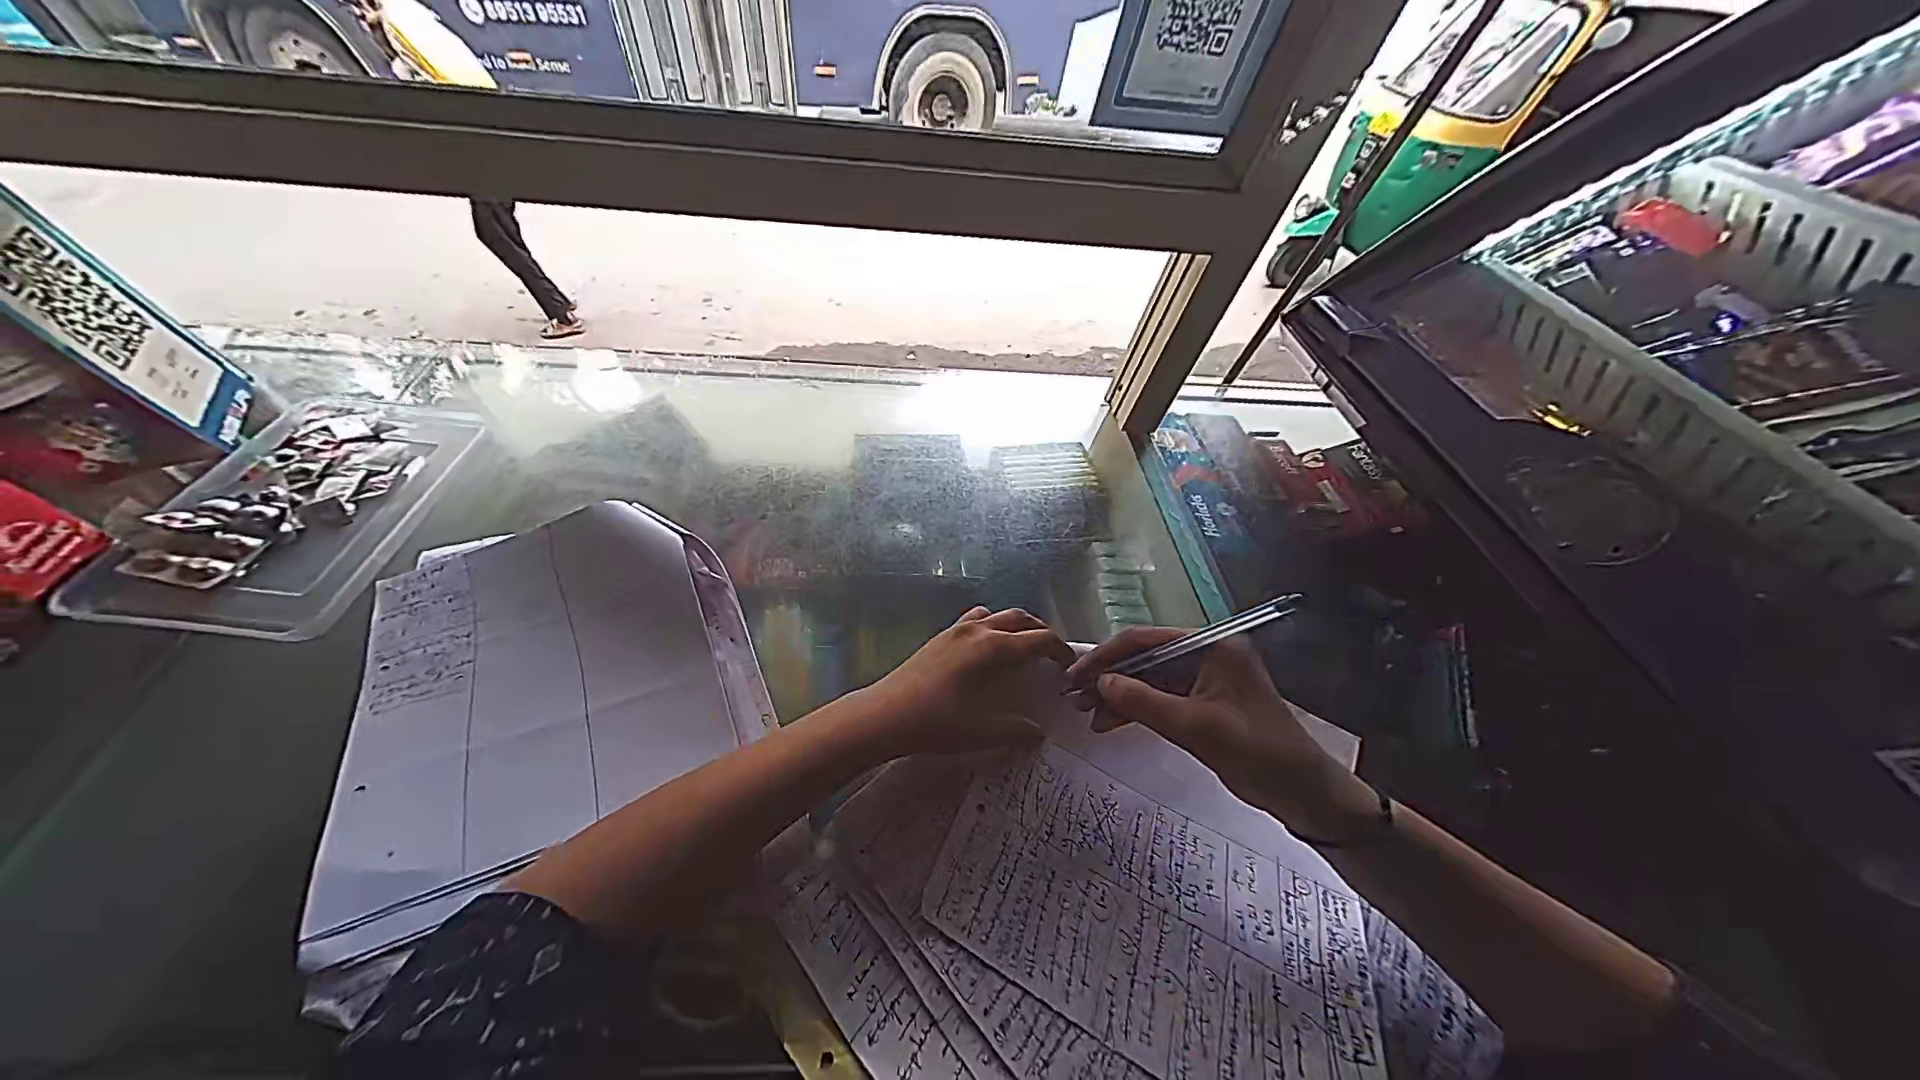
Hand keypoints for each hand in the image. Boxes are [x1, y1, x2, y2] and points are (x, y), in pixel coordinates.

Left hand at [853, 607, 1074, 757]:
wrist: (883, 715)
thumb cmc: (934, 723)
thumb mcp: (981, 731)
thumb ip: (1015, 730)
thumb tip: (1037, 732)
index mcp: (992, 648)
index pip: (1038, 639)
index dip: (1059, 650)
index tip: (1069, 665)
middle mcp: (977, 630)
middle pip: (1020, 618)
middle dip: (1041, 632)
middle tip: (1051, 654)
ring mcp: (956, 629)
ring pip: (997, 615)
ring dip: (1015, 626)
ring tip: (1022, 649)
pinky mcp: (940, 636)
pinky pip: (975, 620)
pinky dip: (991, 627)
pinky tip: (986, 652)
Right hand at [1066, 627, 1378, 842]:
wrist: (1306, 794)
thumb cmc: (1259, 752)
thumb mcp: (1198, 727)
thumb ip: (1145, 702)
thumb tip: (1101, 683)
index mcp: (1211, 646)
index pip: (1145, 639)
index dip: (1106, 657)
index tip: (1076, 677)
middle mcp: (1204, 655)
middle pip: (1144, 657)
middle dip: (1108, 677)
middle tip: (1074, 697)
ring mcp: (1202, 680)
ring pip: (1147, 679)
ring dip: (1117, 695)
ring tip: (1086, 713)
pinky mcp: (1201, 703)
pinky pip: (1158, 699)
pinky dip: (1134, 709)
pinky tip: (1109, 723)